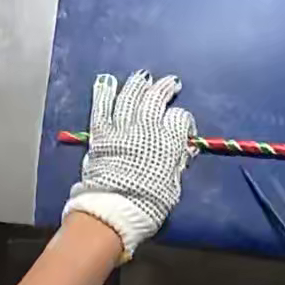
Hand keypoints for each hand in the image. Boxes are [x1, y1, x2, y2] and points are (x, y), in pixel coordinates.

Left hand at [63, 71, 196, 255]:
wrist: (114, 208)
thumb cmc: (147, 203)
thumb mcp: (172, 184)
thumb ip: (176, 162)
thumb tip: (183, 148)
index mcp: (168, 143)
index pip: (179, 119)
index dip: (182, 119)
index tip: (180, 123)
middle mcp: (146, 130)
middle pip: (155, 100)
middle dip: (163, 89)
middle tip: (169, 82)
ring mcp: (121, 129)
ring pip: (129, 98)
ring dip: (137, 85)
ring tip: (143, 76)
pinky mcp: (100, 134)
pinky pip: (102, 108)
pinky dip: (104, 93)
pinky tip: (106, 80)